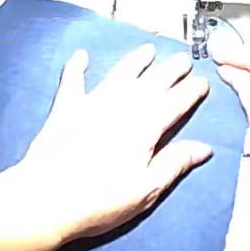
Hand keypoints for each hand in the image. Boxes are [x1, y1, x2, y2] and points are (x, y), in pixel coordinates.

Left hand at [0, 44, 212, 244]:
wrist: (46, 199)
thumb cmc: (100, 200)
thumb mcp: (146, 189)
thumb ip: (174, 163)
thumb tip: (203, 148)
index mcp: (145, 126)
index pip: (176, 102)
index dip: (191, 91)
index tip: (202, 82)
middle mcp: (121, 106)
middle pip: (151, 82)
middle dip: (170, 70)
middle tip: (183, 60)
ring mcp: (91, 103)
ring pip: (119, 74)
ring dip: (135, 61)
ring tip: (147, 50)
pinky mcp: (65, 108)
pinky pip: (72, 81)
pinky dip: (77, 67)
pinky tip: (81, 55)